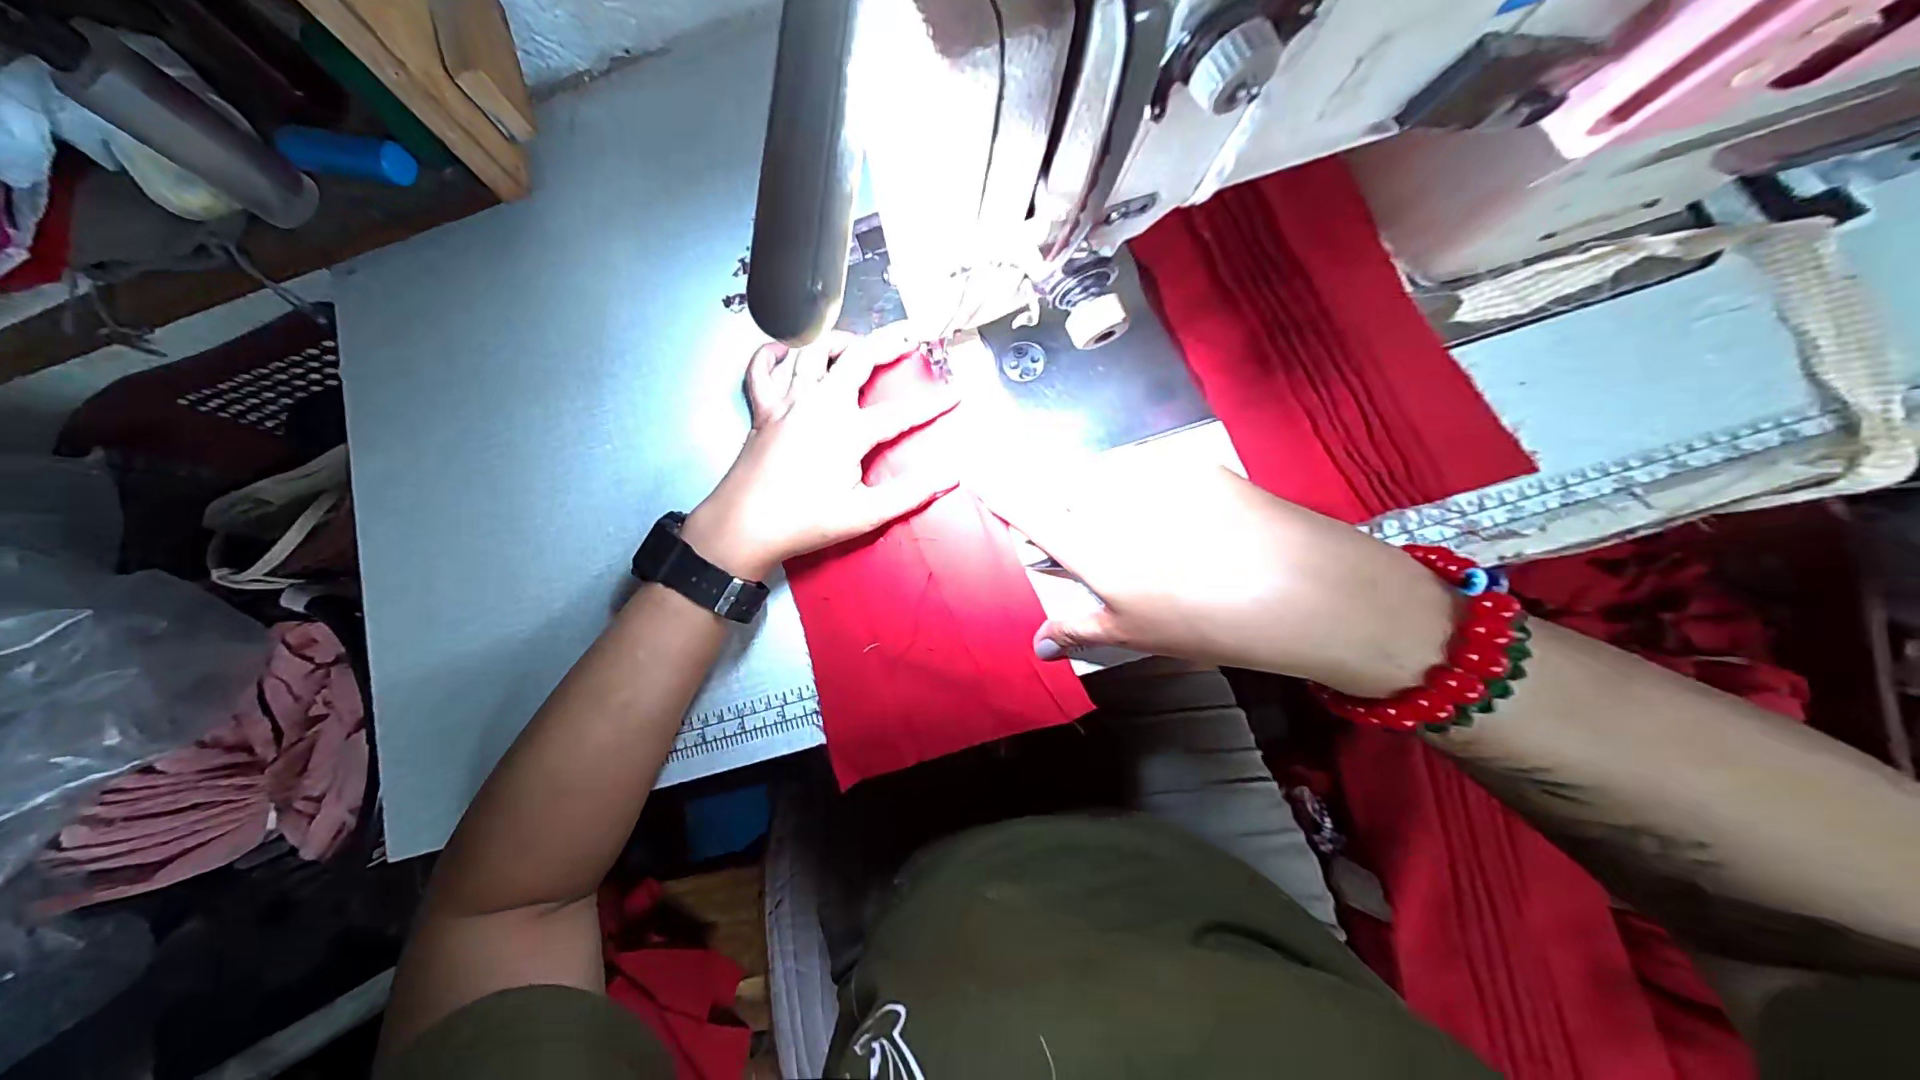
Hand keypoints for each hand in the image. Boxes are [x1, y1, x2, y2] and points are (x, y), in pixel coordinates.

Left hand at [682, 333, 958, 580]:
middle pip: (857, 357)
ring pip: (811, 350)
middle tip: (910, 334)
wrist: (742, 526)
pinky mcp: (763, 409)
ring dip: (838, 340)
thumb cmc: (803, 521)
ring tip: (857, 343)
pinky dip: (774, 354)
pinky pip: (762, 367)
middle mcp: (817, 405)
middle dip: (888, 340)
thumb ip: (909, 493)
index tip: (955, 394)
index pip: (901, 412)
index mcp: (846, 431)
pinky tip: (786, 353)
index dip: (933, 403)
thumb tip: (948, 477)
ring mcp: (787, 402)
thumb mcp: (864, 514)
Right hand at [977, 458, 1456, 696]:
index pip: (1027, 507)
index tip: (974, 467)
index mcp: (1091, 543)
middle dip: (1068, 512)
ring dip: (1108, 499)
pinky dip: (1148, 490)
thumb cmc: (1208, 624)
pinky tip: (1183, 524)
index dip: (998, 488)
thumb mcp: (1138, 635)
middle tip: (1093, 548)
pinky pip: (1151, 471)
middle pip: (1068, 489)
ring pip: (1110, 478)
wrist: (1308, 590)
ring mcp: (1156, 475)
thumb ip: (1080, 629)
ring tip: (1147, 540)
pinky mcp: (1195, 463)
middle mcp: (1113, 497)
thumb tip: (1040, 644)